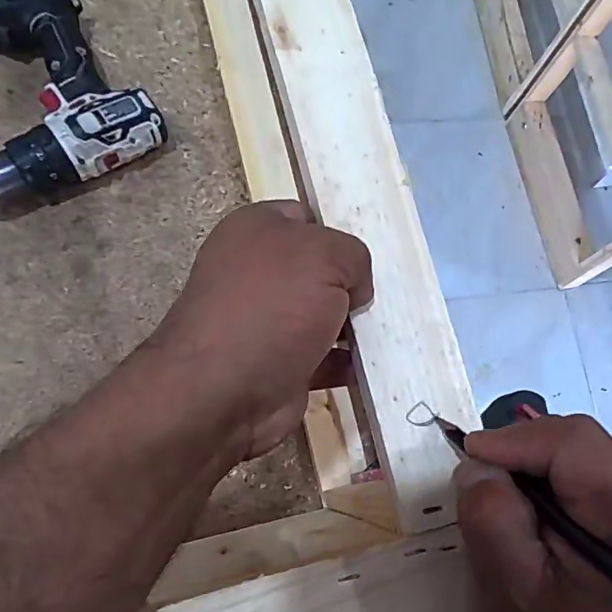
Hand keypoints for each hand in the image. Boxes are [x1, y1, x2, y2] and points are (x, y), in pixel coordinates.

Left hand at [147, 201, 371, 460]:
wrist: (223, 392)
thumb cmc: (272, 308)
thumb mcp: (325, 256)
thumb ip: (353, 256)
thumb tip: (354, 289)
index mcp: (255, 231)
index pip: (306, 219)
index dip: (338, 233)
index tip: (364, 258)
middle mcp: (256, 273)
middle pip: (319, 271)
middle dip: (350, 285)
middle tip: (379, 298)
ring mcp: (266, 323)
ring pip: (325, 316)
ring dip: (354, 327)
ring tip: (387, 331)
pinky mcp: (280, 366)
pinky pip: (325, 358)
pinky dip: (348, 364)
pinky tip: (373, 366)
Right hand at [455, 415, 611, 611]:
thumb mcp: (512, 592)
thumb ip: (492, 518)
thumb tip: (479, 464)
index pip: (573, 442)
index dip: (512, 440)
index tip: (465, 458)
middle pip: (578, 444)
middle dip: (520, 457)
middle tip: (477, 488)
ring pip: (579, 456)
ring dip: (531, 472)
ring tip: (500, 506)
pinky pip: (587, 477)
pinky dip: (548, 487)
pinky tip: (530, 519)